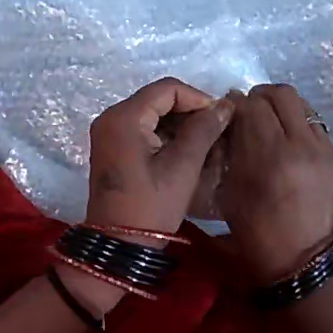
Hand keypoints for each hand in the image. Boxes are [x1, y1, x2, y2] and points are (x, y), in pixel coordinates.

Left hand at [85, 78, 233, 239]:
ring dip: (178, 123)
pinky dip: (164, 134)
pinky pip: (141, 128)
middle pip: (157, 99)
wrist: (119, 243)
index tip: (220, 117)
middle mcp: (111, 117)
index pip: (167, 89)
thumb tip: (225, 106)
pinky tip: (185, 150)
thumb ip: (203, 130)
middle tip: (215, 130)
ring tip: (205, 141)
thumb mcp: (182, 167)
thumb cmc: (151, 206)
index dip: (197, 98)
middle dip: (188, 111)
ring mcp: (108, 132)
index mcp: (124, 117)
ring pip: (151, 113)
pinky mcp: (111, 147)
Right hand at [217, 84, 332, 280]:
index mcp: (270, 155)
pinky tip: (286, 141)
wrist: (299, 258)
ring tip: (268, 123)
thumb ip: (232, 147)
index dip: (236, 102)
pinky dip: (297, 124)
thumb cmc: (254, 229)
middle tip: (248, 110)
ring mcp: (323, 149)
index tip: (226, 109)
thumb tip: (230, 118)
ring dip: (280, 107)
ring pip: (302, 104)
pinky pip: (314, 125)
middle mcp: (301, 145)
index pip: (252, 105)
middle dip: (260, 96)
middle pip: (281, 94)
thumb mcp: (229, 188)